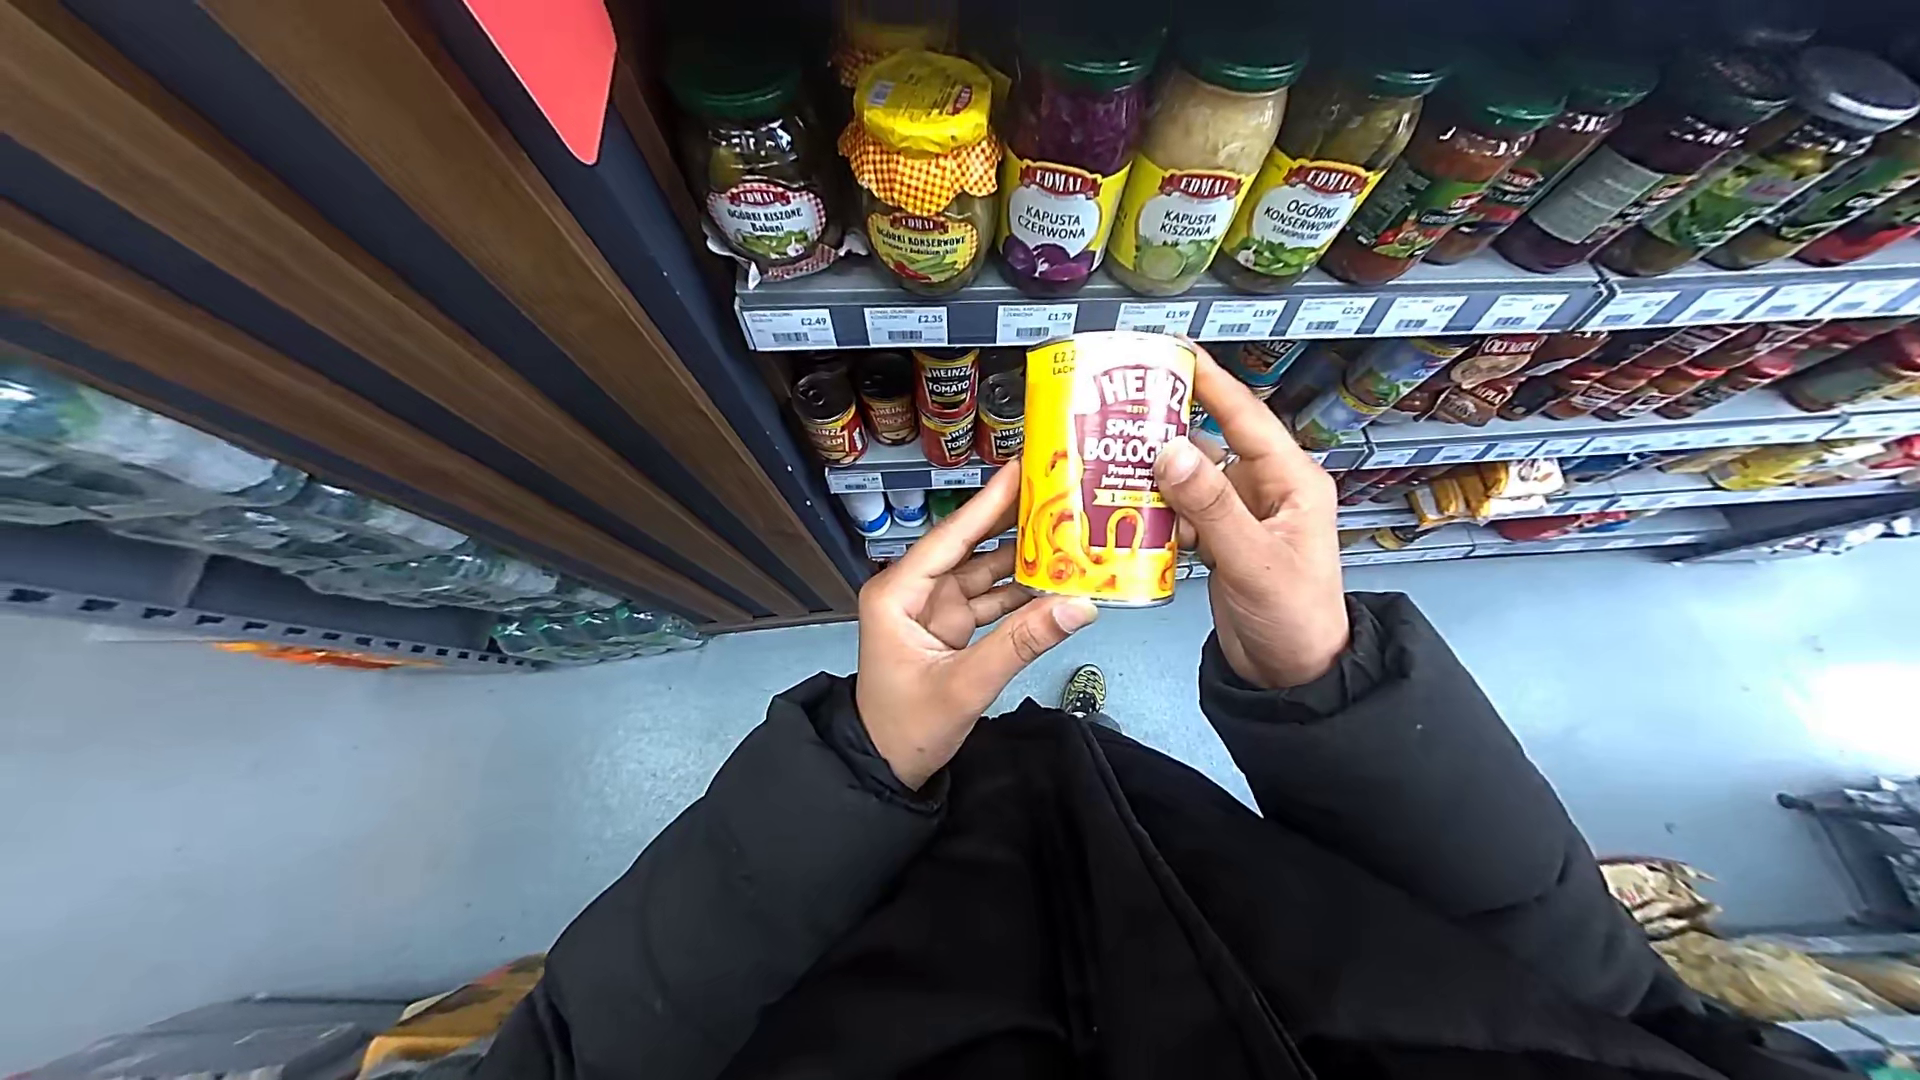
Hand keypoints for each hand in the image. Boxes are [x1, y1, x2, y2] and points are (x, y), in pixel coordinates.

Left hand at [856, 465, 1097, 787]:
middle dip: (1010, 523)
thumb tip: (1080, 606)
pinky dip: (1020, 594)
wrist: (884, 768)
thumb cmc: (907, 727)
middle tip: (1055, 493)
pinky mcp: (952, 627)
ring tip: (1067, 533)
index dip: (986, 503)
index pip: (949, 538)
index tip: (1020, 469)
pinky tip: (1054, 582)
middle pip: (969, 548)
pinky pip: (991, 601)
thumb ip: (1021, 643)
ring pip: (984, 574)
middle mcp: (915, 591)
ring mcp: (936, 609)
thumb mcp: (965, 685)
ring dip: (1022, 559)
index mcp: (897, 593)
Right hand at [1154, 350, 1348, 688]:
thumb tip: (1172, 453)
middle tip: (1121, 416)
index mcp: (1290, 482)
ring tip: (1113, 465)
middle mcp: (1262, 491)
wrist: (1291, 672)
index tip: (1174, 353)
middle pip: (1207, 444)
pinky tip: (1130, 515)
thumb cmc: (1298, 618)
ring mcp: (1237, 516)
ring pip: (1188, 480)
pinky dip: (1155, 512)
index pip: (1246, 416)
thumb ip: (1213, 507)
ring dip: (1154, 476)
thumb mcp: (1256, 560)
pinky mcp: (1217, 540)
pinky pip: (1180, 512)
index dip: (1210, 381)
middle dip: (1166, 431)